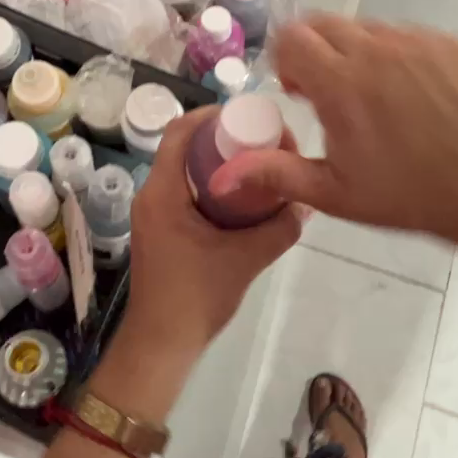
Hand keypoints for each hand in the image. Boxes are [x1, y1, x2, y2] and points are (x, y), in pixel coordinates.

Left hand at [123, 107, 302, 353]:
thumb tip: (306, 203)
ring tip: (255, 164)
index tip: (246, 115)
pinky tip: (240, 199)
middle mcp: (150, 195)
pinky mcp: (159, 230)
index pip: (179, 133)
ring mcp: (151, 214)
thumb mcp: (245, 259)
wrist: (161, 342)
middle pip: (183, 148)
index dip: (211, 116)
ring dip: (215, 164)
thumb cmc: (196, 297)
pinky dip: (208, 186)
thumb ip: (279, 229)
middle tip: (259, 140)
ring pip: (183, 172)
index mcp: (162, 192)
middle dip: (220, 139)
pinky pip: (182, 192)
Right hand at [209, 16, 457, 258]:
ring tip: (370, 97)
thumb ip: (275, 174)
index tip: (298, 92)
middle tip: (326, 93)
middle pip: (324, 24)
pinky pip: (404, 36)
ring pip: (365, 29)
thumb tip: (222, 176)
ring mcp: (417, 43)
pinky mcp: (448, 44)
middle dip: (313, 51)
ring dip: (354, 53)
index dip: (286, 61)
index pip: (292, 38)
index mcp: (343, 84)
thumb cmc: (408, 196)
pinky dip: (393, 56)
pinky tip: (407, 97)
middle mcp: (377, 51)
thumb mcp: (334, 193)